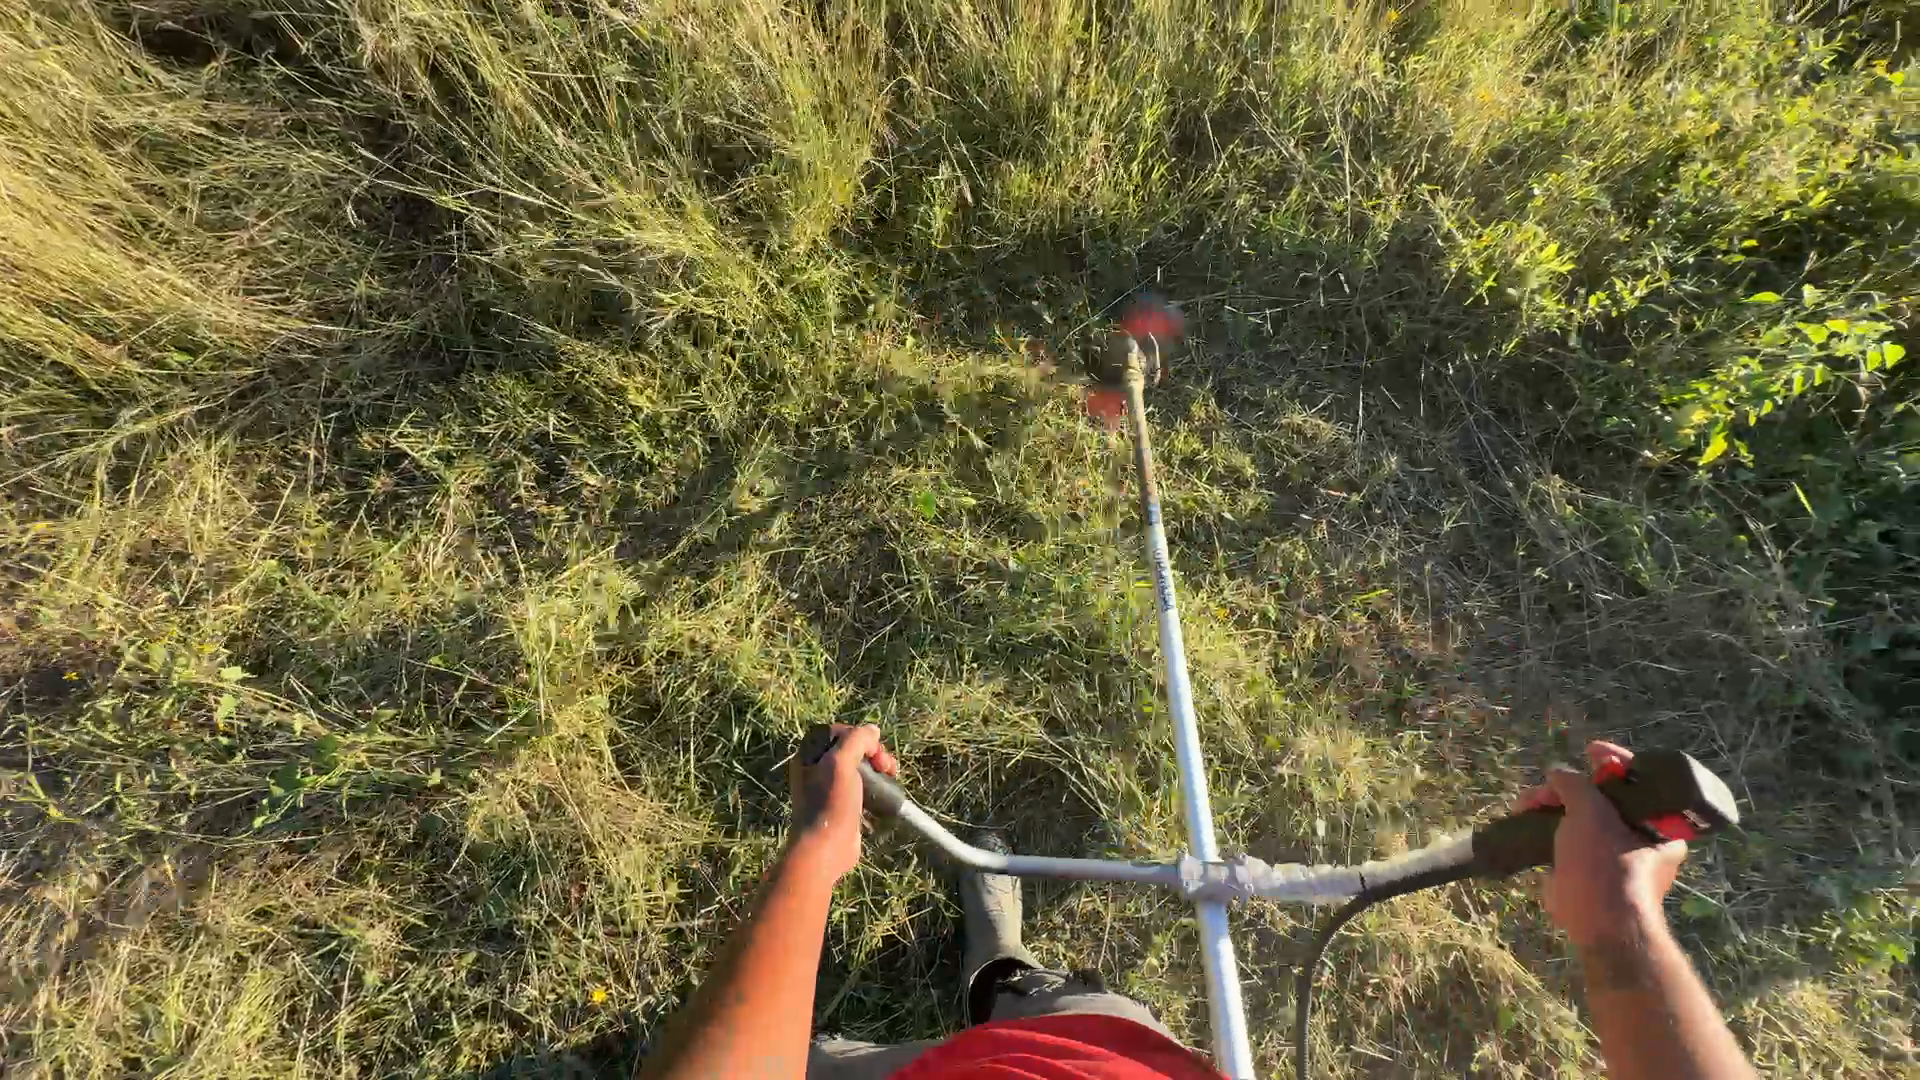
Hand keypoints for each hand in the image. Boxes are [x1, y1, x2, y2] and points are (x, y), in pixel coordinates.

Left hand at [787, 723, 897, 881]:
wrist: (825, 848)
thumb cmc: (830, 802)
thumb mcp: (841, 762)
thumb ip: (857, 739)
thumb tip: (872, 730)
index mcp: (809, 755)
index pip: (838, 731)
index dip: (859, 736)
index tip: (873, 750)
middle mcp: (817, 768)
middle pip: (852, 748)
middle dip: (874, 752)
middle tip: (886, 766)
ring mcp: (830, 787)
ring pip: (859, 767)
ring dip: (878, 768)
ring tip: (890, 776)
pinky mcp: (843, 804)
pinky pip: (862, 786)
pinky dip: (875, 786)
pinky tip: (884, 793)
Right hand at [1516, 740, 1687, 946]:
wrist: (1596, 919)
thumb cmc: (1605, 864)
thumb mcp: (1592, 814)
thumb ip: (1575, 785)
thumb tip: (1557, 773)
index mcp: (1658, 826)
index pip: (1640, 781)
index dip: (1615, 761)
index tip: (1590, 750)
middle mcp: (1638, 836)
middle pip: (1599, 795)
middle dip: (1565, 786)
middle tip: (1543, 791)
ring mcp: (1610, 850)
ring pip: (1577, 812)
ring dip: (1548, 802)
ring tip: (1524, 807)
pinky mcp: (1584, 862)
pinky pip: (1564, 830)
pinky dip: (1544, 821)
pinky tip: (1526, 818)